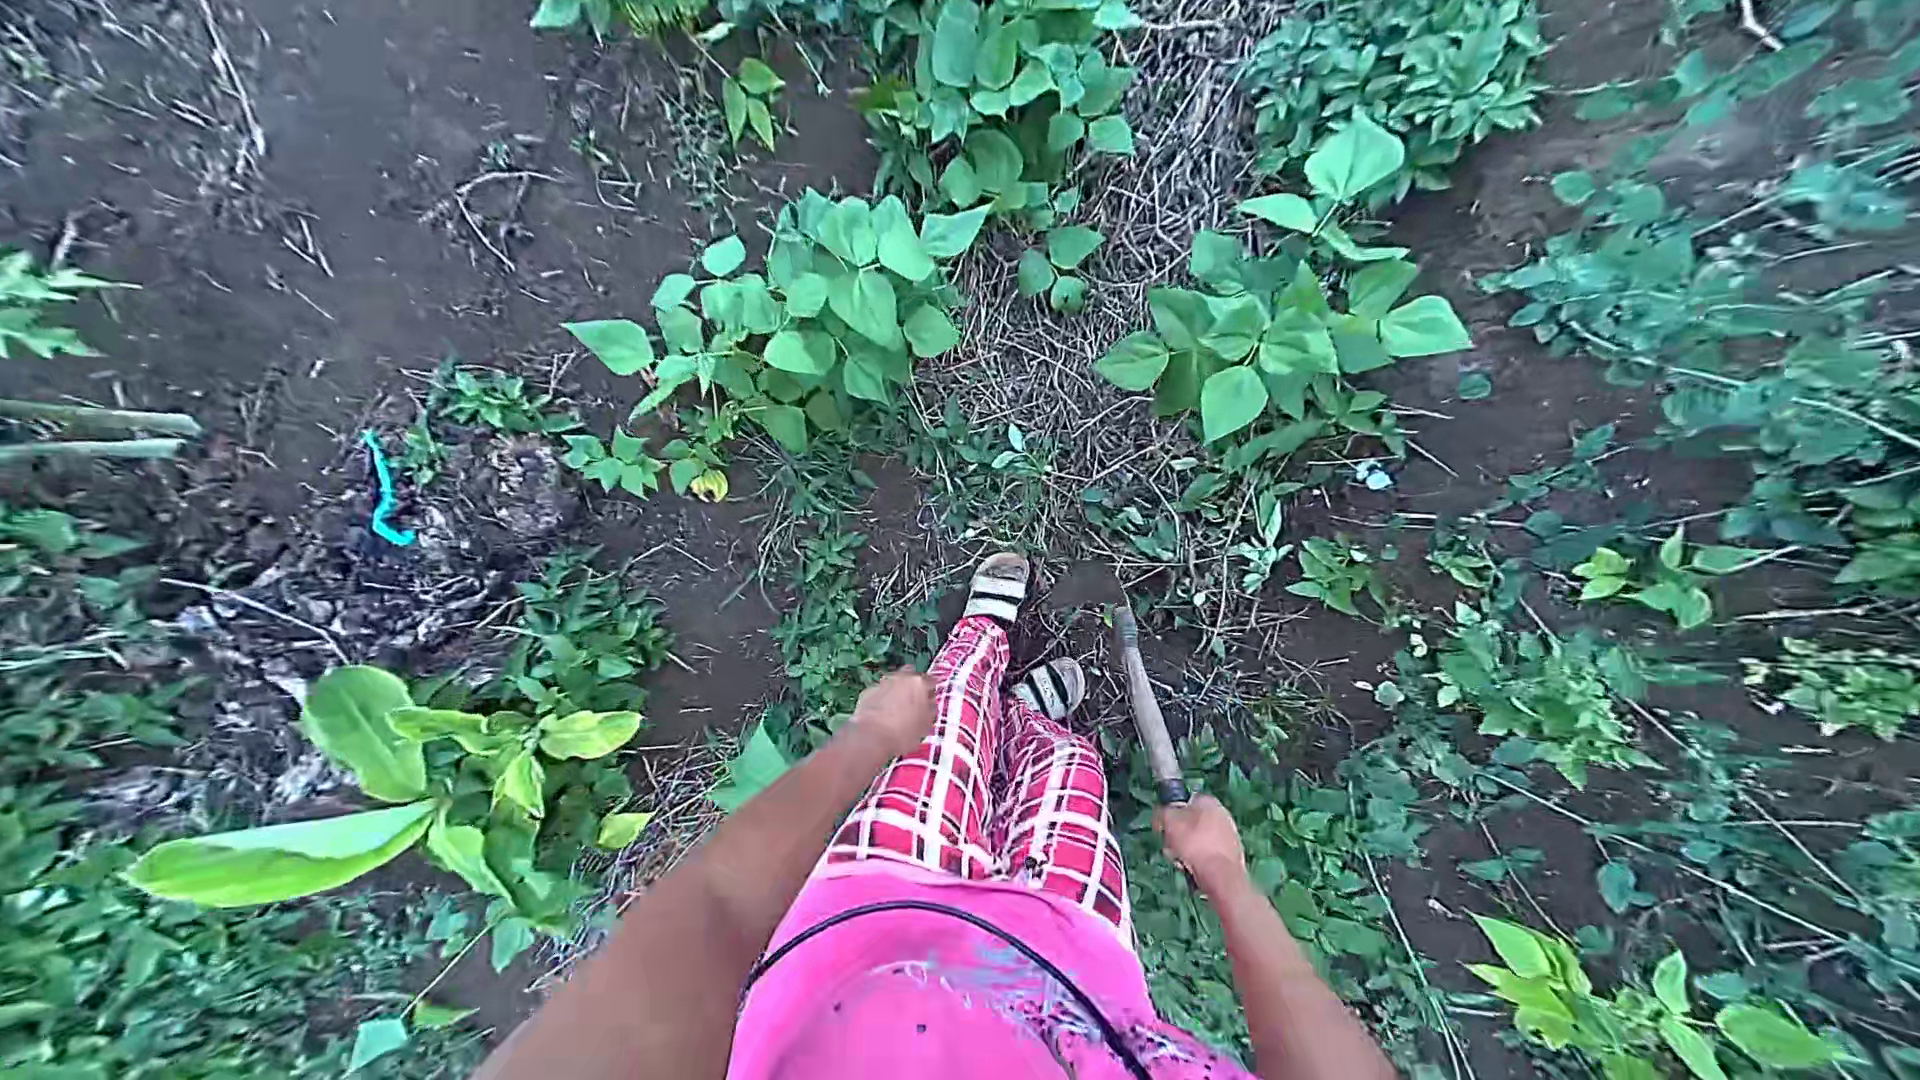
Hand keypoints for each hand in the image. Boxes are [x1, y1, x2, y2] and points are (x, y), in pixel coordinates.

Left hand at [846, 667, 934, 759]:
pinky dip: (881, 700)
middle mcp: (901, 677)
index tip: (930, 702)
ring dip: (896, 692)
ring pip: (893, 683)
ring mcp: (882, 683)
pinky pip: (879, 693)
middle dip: (912, 688)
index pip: (931, 681)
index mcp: (919, 683)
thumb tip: (929, 704)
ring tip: (896, 712)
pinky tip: (881, 715)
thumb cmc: (903, 733)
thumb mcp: (926, 725)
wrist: (871, 738)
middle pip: (910, 677)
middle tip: (913, 704)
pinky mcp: (867, 692)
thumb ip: (930, 709)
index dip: (931, 692)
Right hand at [1155, 795, 1246, 891]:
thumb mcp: (1168, 819)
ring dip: (1188, 850)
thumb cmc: (1193, 843)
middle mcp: (1223, 814)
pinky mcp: (1234, 856)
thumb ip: (1163, 810)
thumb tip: (1165, 811)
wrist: (1221, 876)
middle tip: (1171, 846)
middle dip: (1180, 834)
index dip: (1171, 813)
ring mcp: (1231, 836)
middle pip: (1192, 822)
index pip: (1185, 801)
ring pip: (1200, 840)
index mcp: (1208, 801)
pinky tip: (1195, 870)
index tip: (1164, 827)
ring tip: (1181, 862)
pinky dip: (1202, 861)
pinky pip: (1210, 855)